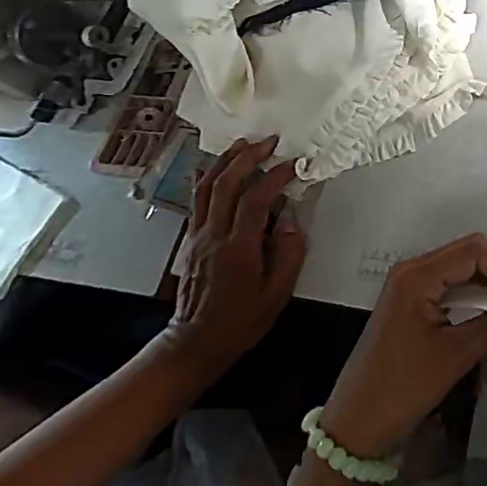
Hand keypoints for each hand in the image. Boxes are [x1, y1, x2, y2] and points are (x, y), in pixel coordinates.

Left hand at [162, 137, 305, 378]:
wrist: (195, 342)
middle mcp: (214, 237)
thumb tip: (292, 219)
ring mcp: (198, 236)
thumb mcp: (277, 294)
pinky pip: (197, 200)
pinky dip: (208, 178)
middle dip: (248, 157)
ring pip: (206, 188)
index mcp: (238, 250)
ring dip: (226, 161)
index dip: (276, 177)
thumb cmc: (241, 322)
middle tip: (269, 142)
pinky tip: (217, 168)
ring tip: (244, 144)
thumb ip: (289, 253)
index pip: (256, 200)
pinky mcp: (191, 240)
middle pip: (226, 184)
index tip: (294, 165)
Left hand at [320, 234, 486, 458]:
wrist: (356, 423)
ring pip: (461, 267)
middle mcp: (411, 271)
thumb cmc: (402, 388)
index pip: (474, 254)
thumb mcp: (455, 357)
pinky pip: (450, 284)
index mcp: (416, 277)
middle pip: (469, 253)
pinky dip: (476, 293)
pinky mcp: (410, 300)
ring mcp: (408, 284)